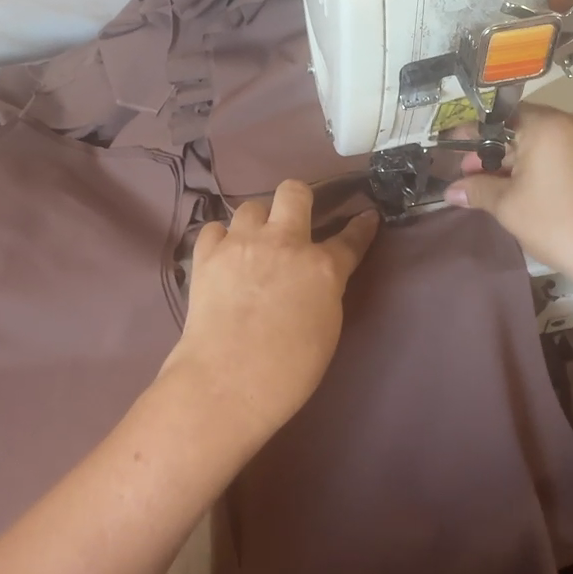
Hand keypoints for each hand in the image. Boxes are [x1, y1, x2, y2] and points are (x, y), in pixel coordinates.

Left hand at [163, 180, 378, 440]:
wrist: (226, 381)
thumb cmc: (288, 370)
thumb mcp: (326, 328)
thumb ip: (325, 291)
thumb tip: (318, 276)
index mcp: (323, 267)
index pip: (350, 238)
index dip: (361, 226)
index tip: (365, 216)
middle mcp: (284, 243)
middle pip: (294, 192)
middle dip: (298, 200)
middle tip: (294, 221)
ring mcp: (241, 243)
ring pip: (250, 206)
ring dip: (257, 222)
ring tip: (254, 246)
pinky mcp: (207, 254)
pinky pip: (215, 228)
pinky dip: (222, 239)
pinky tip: (224, 257)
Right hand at [444, 104, 572, 281]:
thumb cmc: (556, 222)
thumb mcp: (507, 205)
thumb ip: (476, 190)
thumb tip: (450, 191)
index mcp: (547, 125)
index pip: (501, 116)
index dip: (475, 134)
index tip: (455, 150)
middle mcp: (572, 124)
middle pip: (523, 128)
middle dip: (494, 151)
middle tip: (471, 176)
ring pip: (543, 143)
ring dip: (517, 161)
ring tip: (494, 188)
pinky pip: (562, 154)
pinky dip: (540, 167)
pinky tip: (524, 191)